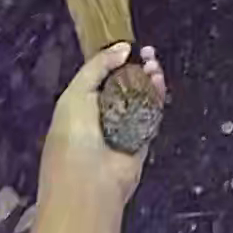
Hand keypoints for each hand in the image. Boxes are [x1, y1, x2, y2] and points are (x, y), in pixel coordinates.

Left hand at [33, 43, 166, 232]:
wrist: (89, 185)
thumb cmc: (73, 139)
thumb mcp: (75, 95)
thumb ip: (97, 66)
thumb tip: (124, 47)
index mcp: (83, 107)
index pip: (104, 77)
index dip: (117, 60)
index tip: (130, 48)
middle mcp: (105, 114)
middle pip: (127, 82)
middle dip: (138, 65)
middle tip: (148, 52)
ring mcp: (126, 125)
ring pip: (143, 93)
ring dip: (150, 76)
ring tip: (154, 65)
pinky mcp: (144, 134)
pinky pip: (154, 109)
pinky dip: (159, 93)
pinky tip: (159, 80)